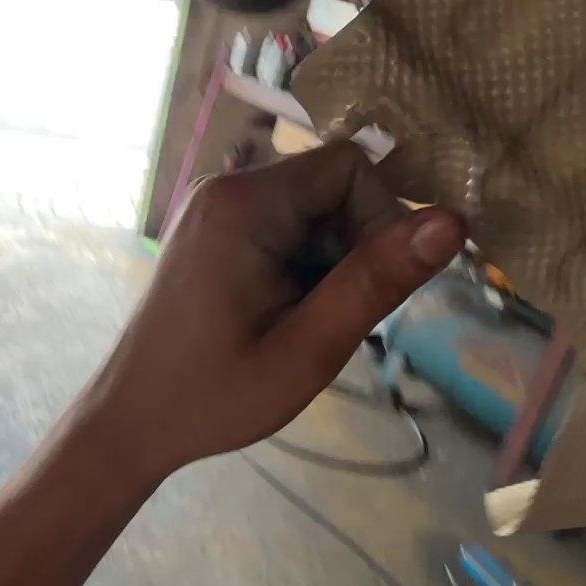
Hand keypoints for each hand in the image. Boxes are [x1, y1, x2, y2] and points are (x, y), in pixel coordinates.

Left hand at [81, 142, 463, 481]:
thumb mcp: (308, 349)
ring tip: (299, 320)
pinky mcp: (211, 228)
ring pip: (312, 209)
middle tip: (327, 316)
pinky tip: (281, 311)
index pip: (349, 165)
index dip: (380, 218)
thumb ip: (376, 281)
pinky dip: (301, 264)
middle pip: (331, 186)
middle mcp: (226, 188)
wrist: (132, 419)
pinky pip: (283, 225)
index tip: (367, 285)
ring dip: (327, 261)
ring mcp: (214, 206)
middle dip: (352, 246)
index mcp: (244, 203)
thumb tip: (452, 221)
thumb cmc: (214, 395)